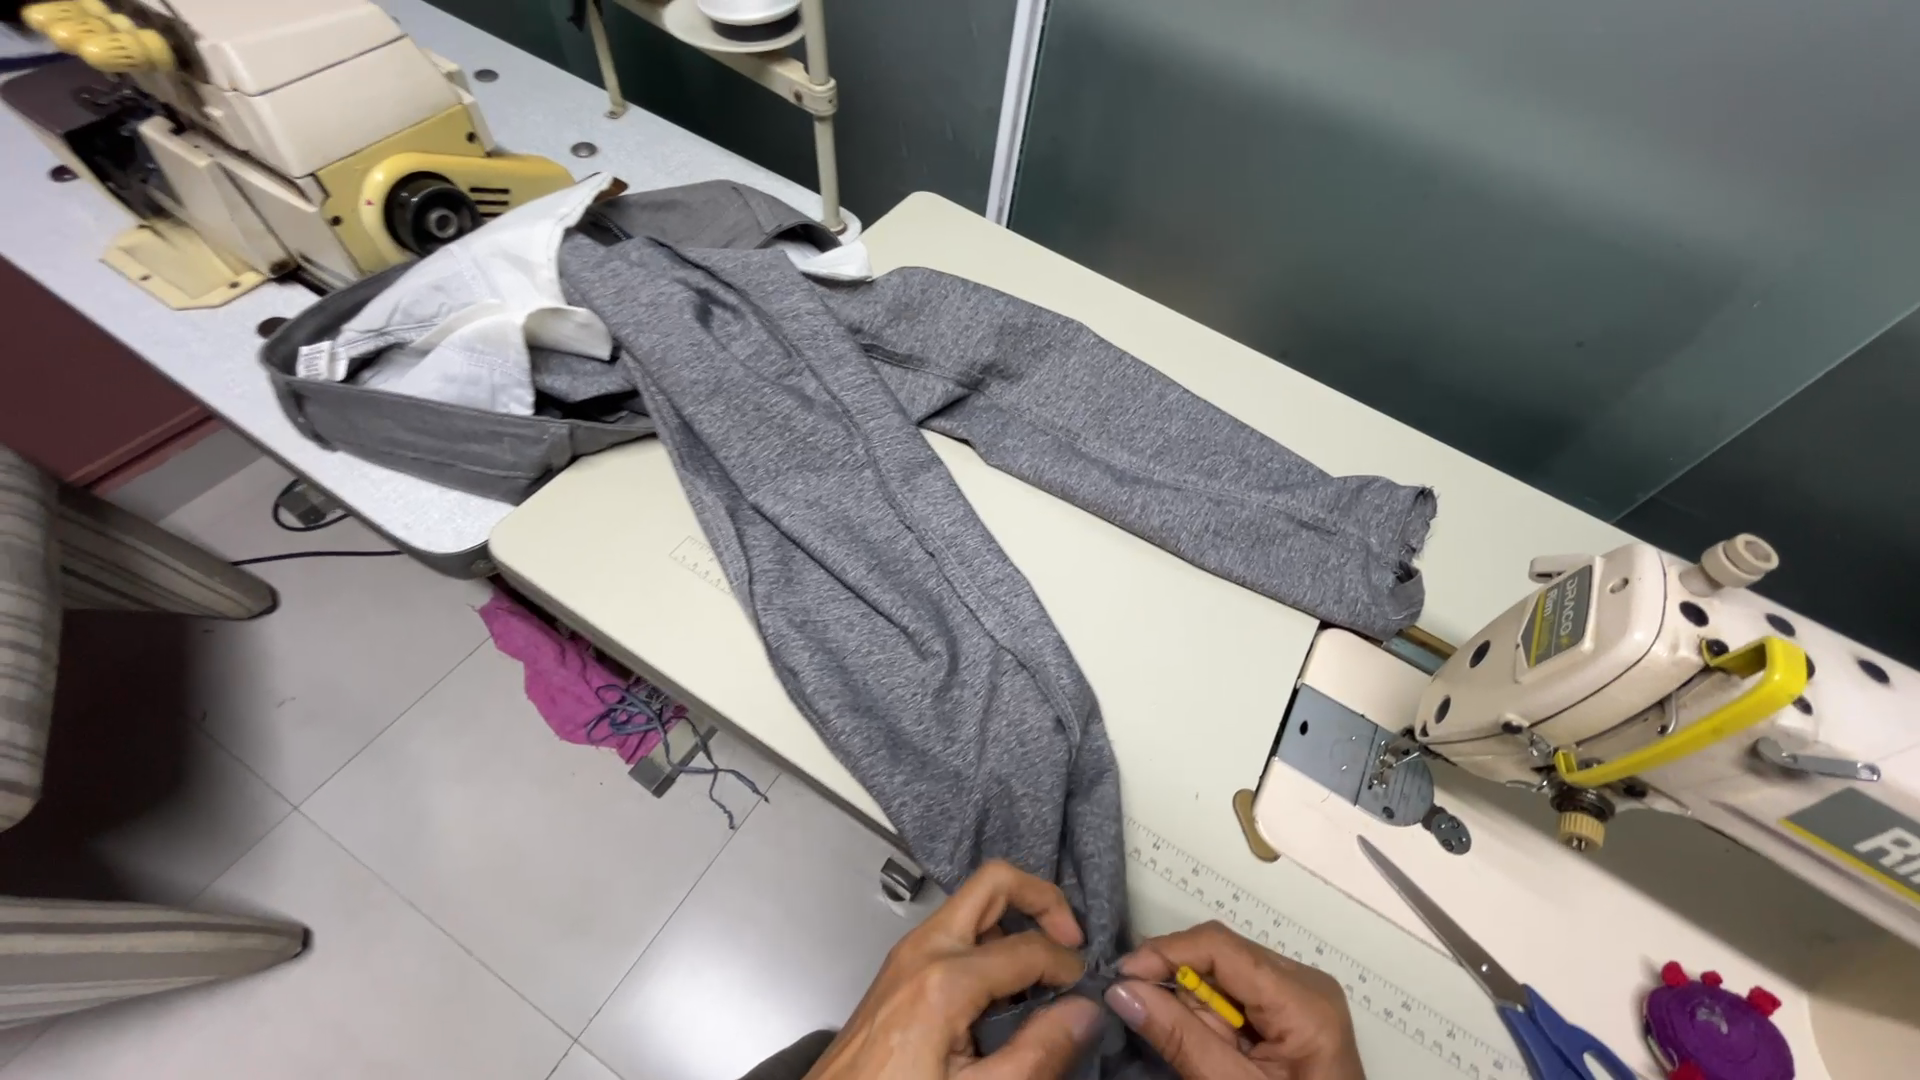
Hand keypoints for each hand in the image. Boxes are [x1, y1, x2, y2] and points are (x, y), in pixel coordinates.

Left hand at [805, 860, 1104, 1079]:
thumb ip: (1037, 1053)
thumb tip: (1087, 1010)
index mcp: (944, 979)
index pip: (1027, 947)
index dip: (1068, 965)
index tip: (1088, 991)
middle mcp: (924, 947)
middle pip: (993, 882)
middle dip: (1042, 900)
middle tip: (1072, 942)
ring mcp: (908, 951)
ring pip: (973, 901)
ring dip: (1016, 918)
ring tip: (1045, 967)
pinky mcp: (901, 966)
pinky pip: (956, 929)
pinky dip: (991, 938)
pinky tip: (1007, 985)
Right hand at [1104, 921, 1364, 1079]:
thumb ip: (1181, 1038)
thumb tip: (1121, 989)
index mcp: (1303, 1000)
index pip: (1219, 945)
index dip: (1164, 952)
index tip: (1121, 977)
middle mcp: (1305, 981)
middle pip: (1220, 954)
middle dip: (1180, 985)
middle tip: (1154, 1022)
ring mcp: (1301, 993)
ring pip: (1223, 970)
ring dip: (1196, 1004)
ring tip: (1200, 1050)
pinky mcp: (1292, 1008)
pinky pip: (1237, 990)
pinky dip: (1213, 1015)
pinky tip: (1215, 1045)